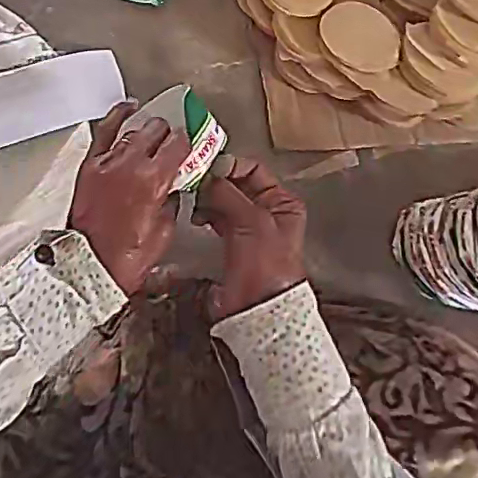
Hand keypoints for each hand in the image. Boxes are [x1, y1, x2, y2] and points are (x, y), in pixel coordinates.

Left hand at [67, 101, 190, 294]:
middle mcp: (130, 164)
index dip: (187, 142)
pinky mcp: (89, 167)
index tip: (190, 145)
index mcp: (154, 179)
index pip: (178, 144)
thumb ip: (171, 202)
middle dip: (168, 134)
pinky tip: (127, 108)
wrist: (87, 268)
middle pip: (157, 130)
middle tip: (172, 143)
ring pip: (134, 129)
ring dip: (147, 129)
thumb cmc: (125, 257)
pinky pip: (104, 132)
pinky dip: (117, 116)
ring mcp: (107, 163)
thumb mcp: (164, 231)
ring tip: (155, 128)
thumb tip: (173, 189)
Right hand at [197, 156, 308, 319]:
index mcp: (282, 202)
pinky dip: (206, 214)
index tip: (209, 166)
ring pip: (224, 201)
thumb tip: (208, 175)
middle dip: (216, 182)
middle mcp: (267, 210)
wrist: (259, 311)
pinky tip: (197, 217)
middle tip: (195, 181)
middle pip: (237, 184)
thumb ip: (229, 194)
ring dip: (208, 198)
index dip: (232, 166)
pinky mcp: (232, 242)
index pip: (255, 170)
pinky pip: (216, 218)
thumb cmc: (267, 265)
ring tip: (195, 201)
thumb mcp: (252, 222)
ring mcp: (249, 227)